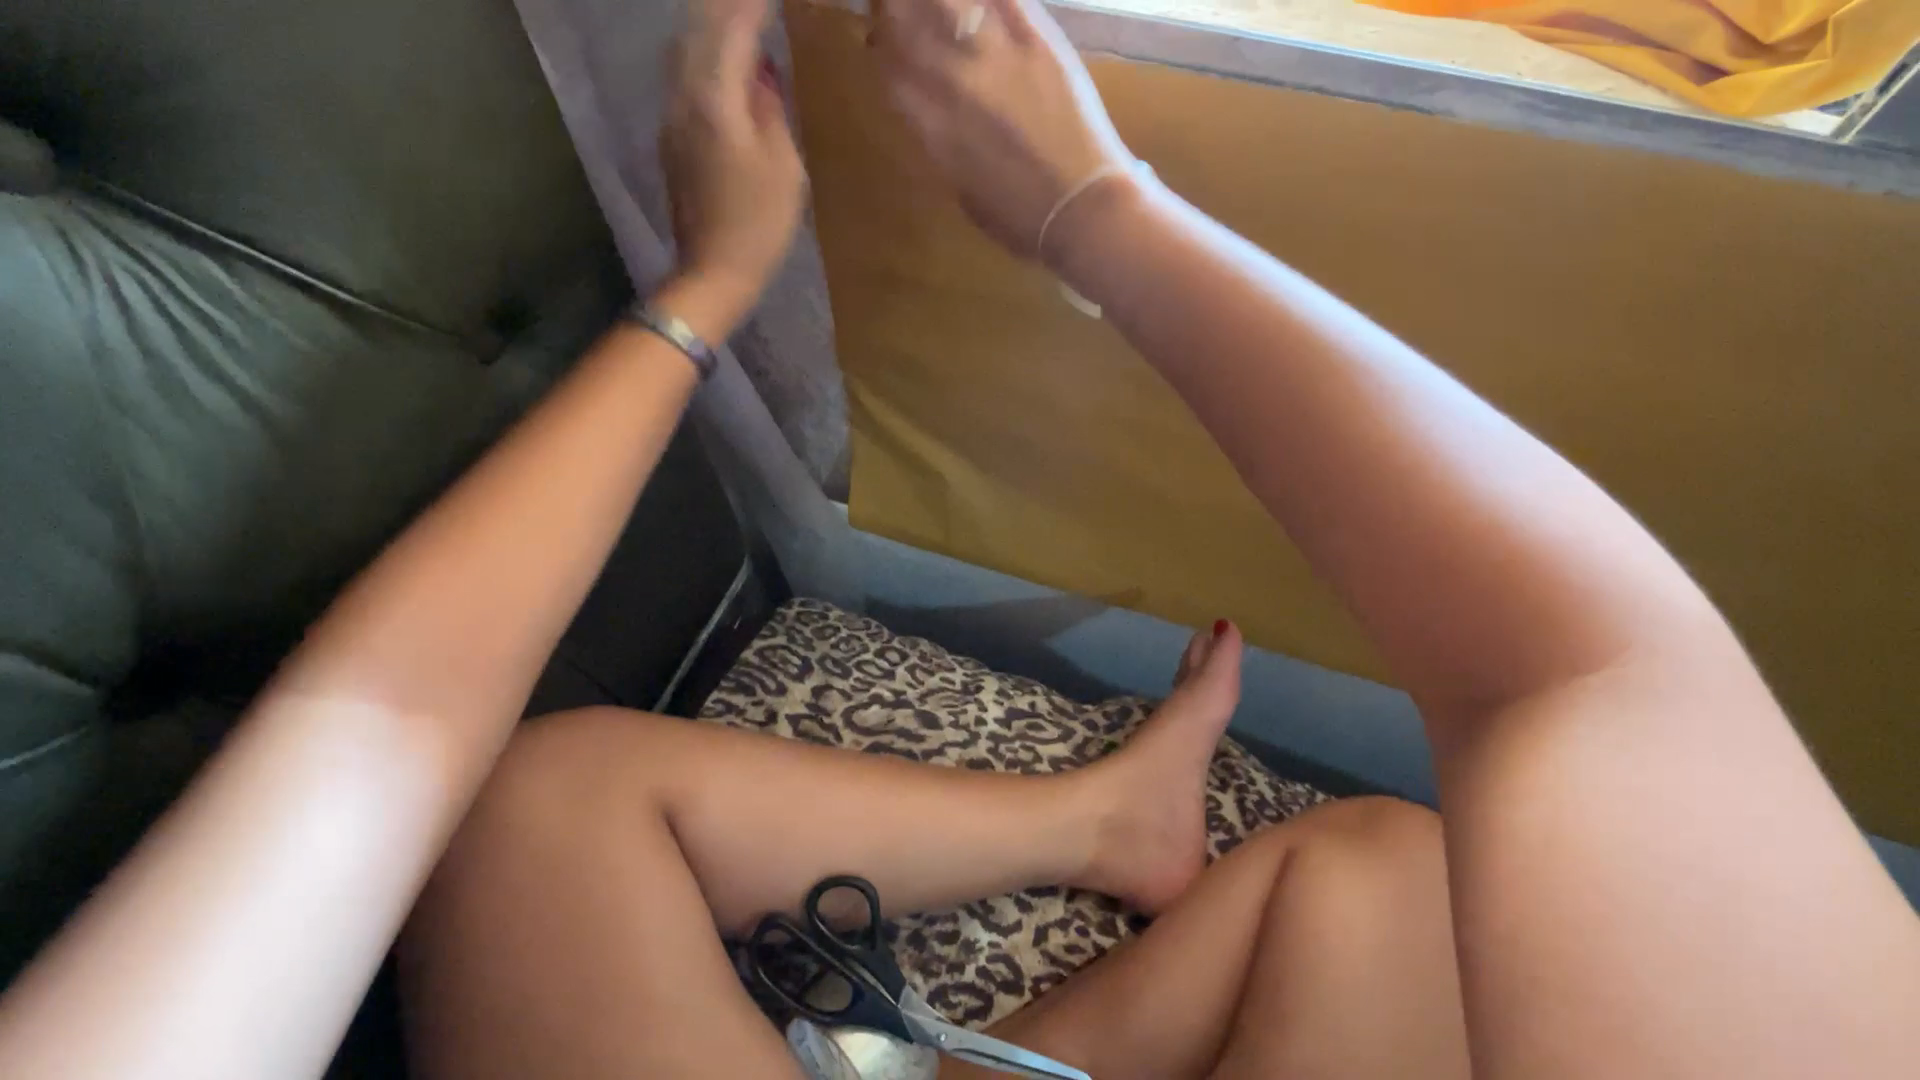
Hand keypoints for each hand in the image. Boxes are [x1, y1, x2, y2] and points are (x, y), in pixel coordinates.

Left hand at [660, 0, 805, 314]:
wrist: (712, 271)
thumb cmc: (758, 225)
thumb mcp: (784, 168)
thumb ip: (771, 110)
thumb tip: (762, 75)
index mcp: (715, 101)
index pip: (731, 30)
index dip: (752, 5)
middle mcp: (684, 98)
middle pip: (697, 29)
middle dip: (726, 6)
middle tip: (753, 2)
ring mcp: (671, 117)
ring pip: (683, 49)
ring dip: (710, 26)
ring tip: (740, 19)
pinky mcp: (671, 137)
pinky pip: (683, 75)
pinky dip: (704, 53)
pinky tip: (727, 61)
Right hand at [871, 0, 1132, 262]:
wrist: (1082, 208)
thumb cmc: (1021, 219)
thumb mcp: (964, 191)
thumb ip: (943, 146)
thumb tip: (935, 119)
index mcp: (932, 126)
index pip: (890, 70)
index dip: (883, 50)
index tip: (884, 42)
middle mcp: (954, 83)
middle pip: (907, 23)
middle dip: (898, 8)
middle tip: (902, 4)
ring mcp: (996, 55)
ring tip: (937, 2)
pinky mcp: (1038, 39)